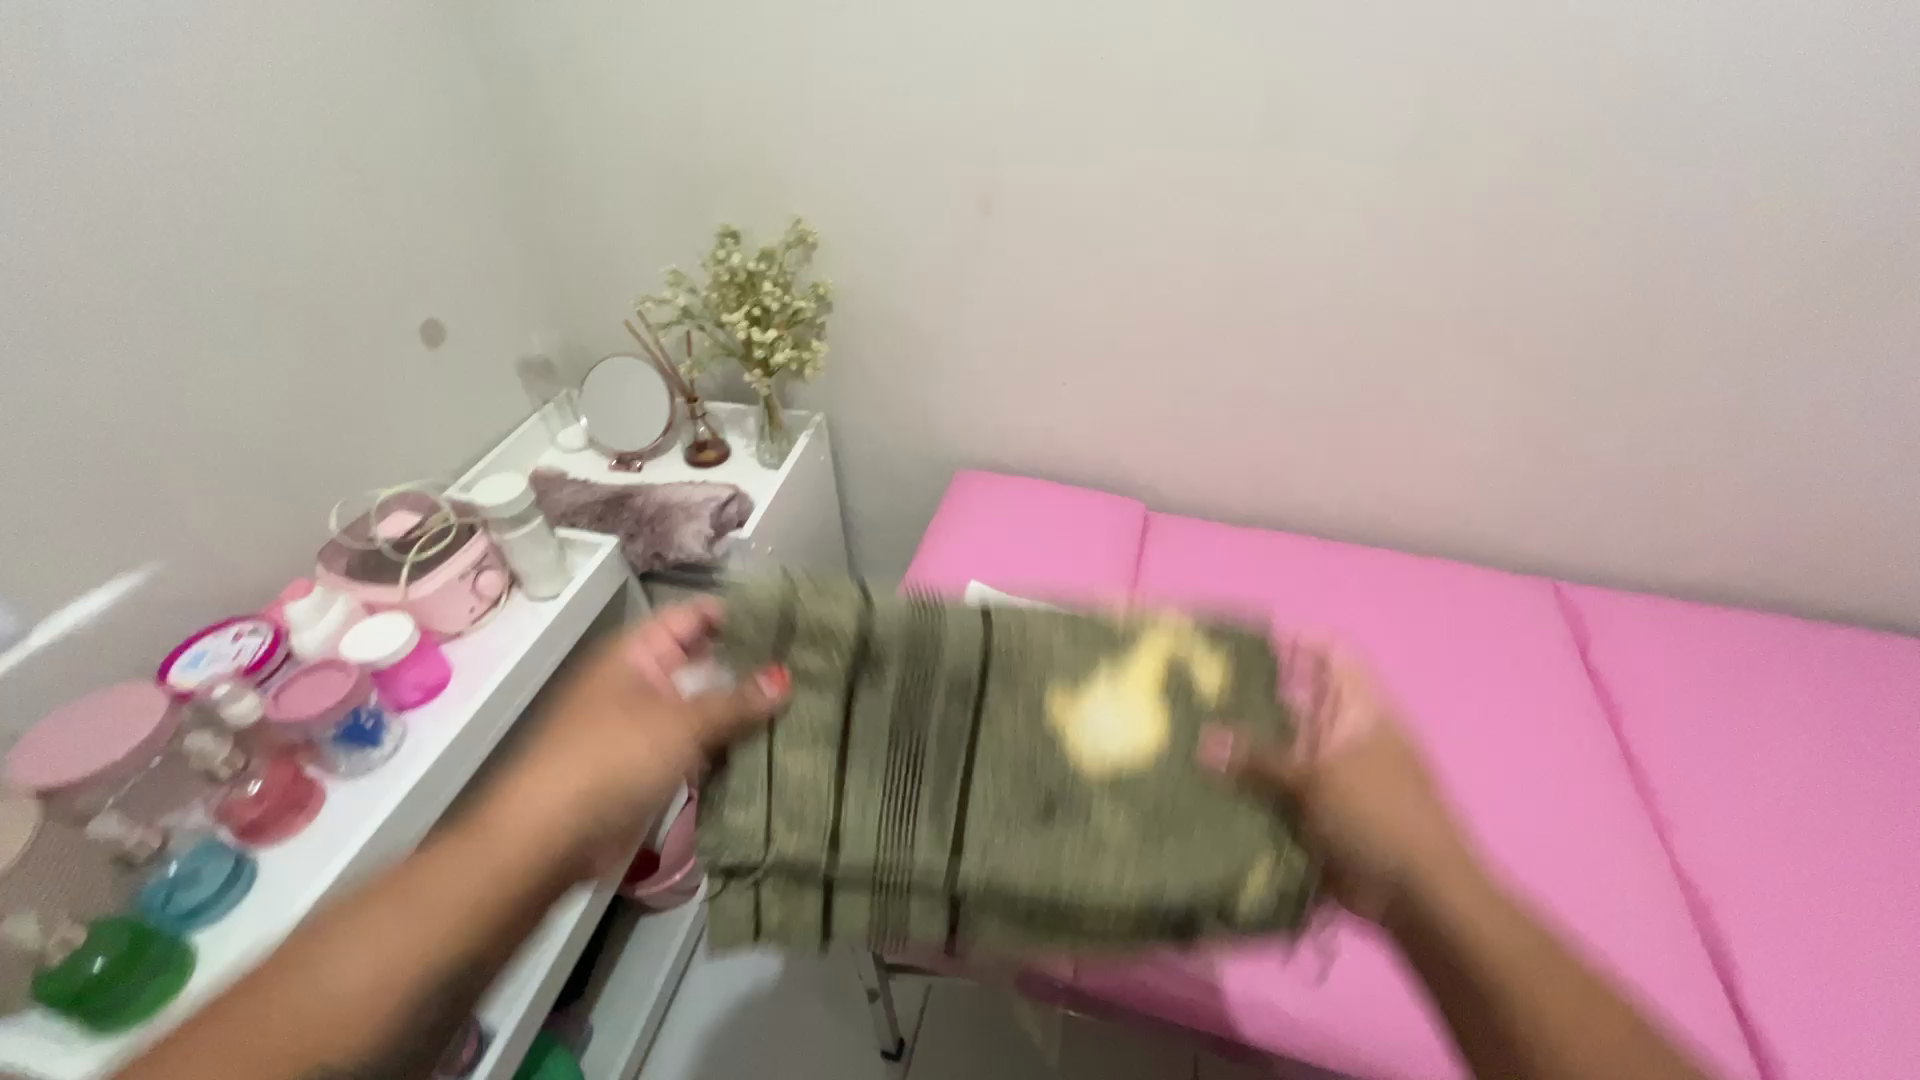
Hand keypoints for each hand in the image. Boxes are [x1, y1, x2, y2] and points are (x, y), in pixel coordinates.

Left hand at [482, 598, 787, 878]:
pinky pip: (697, 743)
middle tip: (807, 666)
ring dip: (742, 710)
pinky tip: (769, 745)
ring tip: (800, 704)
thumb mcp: (682, 724)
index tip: (791, 623)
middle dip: (749, 666)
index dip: (740, 615)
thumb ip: (737, 701)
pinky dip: (726, 744)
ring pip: (704, 706)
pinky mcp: (649, 764)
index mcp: (638, 653)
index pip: (696, 616)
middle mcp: (642, 680)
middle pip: (703, 661)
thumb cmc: (612, 760)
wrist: (546, 838)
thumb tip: (785, 678)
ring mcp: (645, 723)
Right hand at [1198, 643, 1479, 928]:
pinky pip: (1275, 792)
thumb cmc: (1379, 815)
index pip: (1332, 656)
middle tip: (1196, 691)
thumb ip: (1258, 758)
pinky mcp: (1317, 812)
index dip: (1297, 642)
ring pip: (1280, 748)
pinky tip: (1205, 785)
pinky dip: (1246, 789)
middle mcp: (1343, 734)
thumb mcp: (1316, 778)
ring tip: (1188, 734)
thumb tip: (1202, 740)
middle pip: (1296, 701)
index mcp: (1358, 710)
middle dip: (1252, 696)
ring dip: (1243, 747)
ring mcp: (1330, 774)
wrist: (1420, 896)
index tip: (1246, 642)